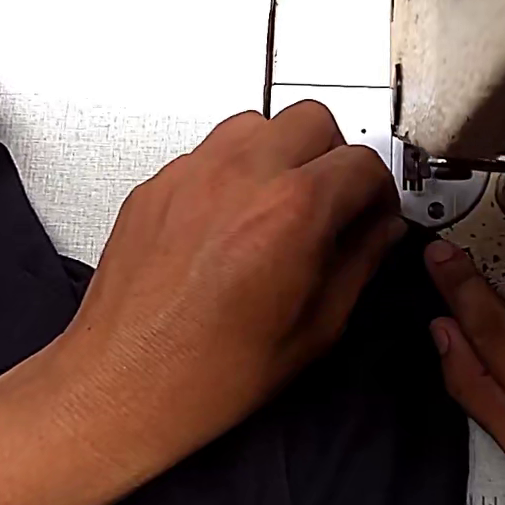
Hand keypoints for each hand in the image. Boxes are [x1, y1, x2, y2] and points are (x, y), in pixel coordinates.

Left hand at [60, 101, 402, 461]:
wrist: (125, 385)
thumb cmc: (207, 373)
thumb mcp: (314, 329)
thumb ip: (358, 265)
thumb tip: (377, 234)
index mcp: (290, 212)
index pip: (361, 162)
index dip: (380, 188)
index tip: (373, 209)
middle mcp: (239, 177)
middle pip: (312, 118)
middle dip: (335, 154)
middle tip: (335, 197)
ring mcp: (191, 175)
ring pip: (256, 123)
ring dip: (282, 152)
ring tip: (282, 200)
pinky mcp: (157, 185)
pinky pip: (209, 152)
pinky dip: (233, 171)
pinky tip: (233, 217)